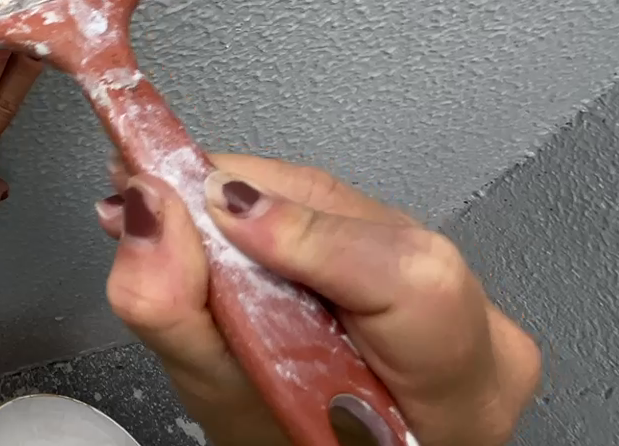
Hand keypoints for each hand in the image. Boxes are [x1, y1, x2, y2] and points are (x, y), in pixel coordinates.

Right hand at [96, 155, 540, 445]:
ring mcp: (452, 283)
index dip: (301, 230)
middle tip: (146, 202)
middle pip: (343, 220)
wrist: (311, 439)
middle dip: (229, 201)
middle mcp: (472, 327)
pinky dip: (246, 200)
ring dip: (229, 197)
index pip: (409, 280)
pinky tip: (206, 219)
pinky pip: (319, 199)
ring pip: (321, 198)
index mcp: (445, 388)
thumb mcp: (211, 394)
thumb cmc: (279, 438)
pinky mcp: (406, 246)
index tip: (208, 209)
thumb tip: (146, 206)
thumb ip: (171, 306)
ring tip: (167, 214)